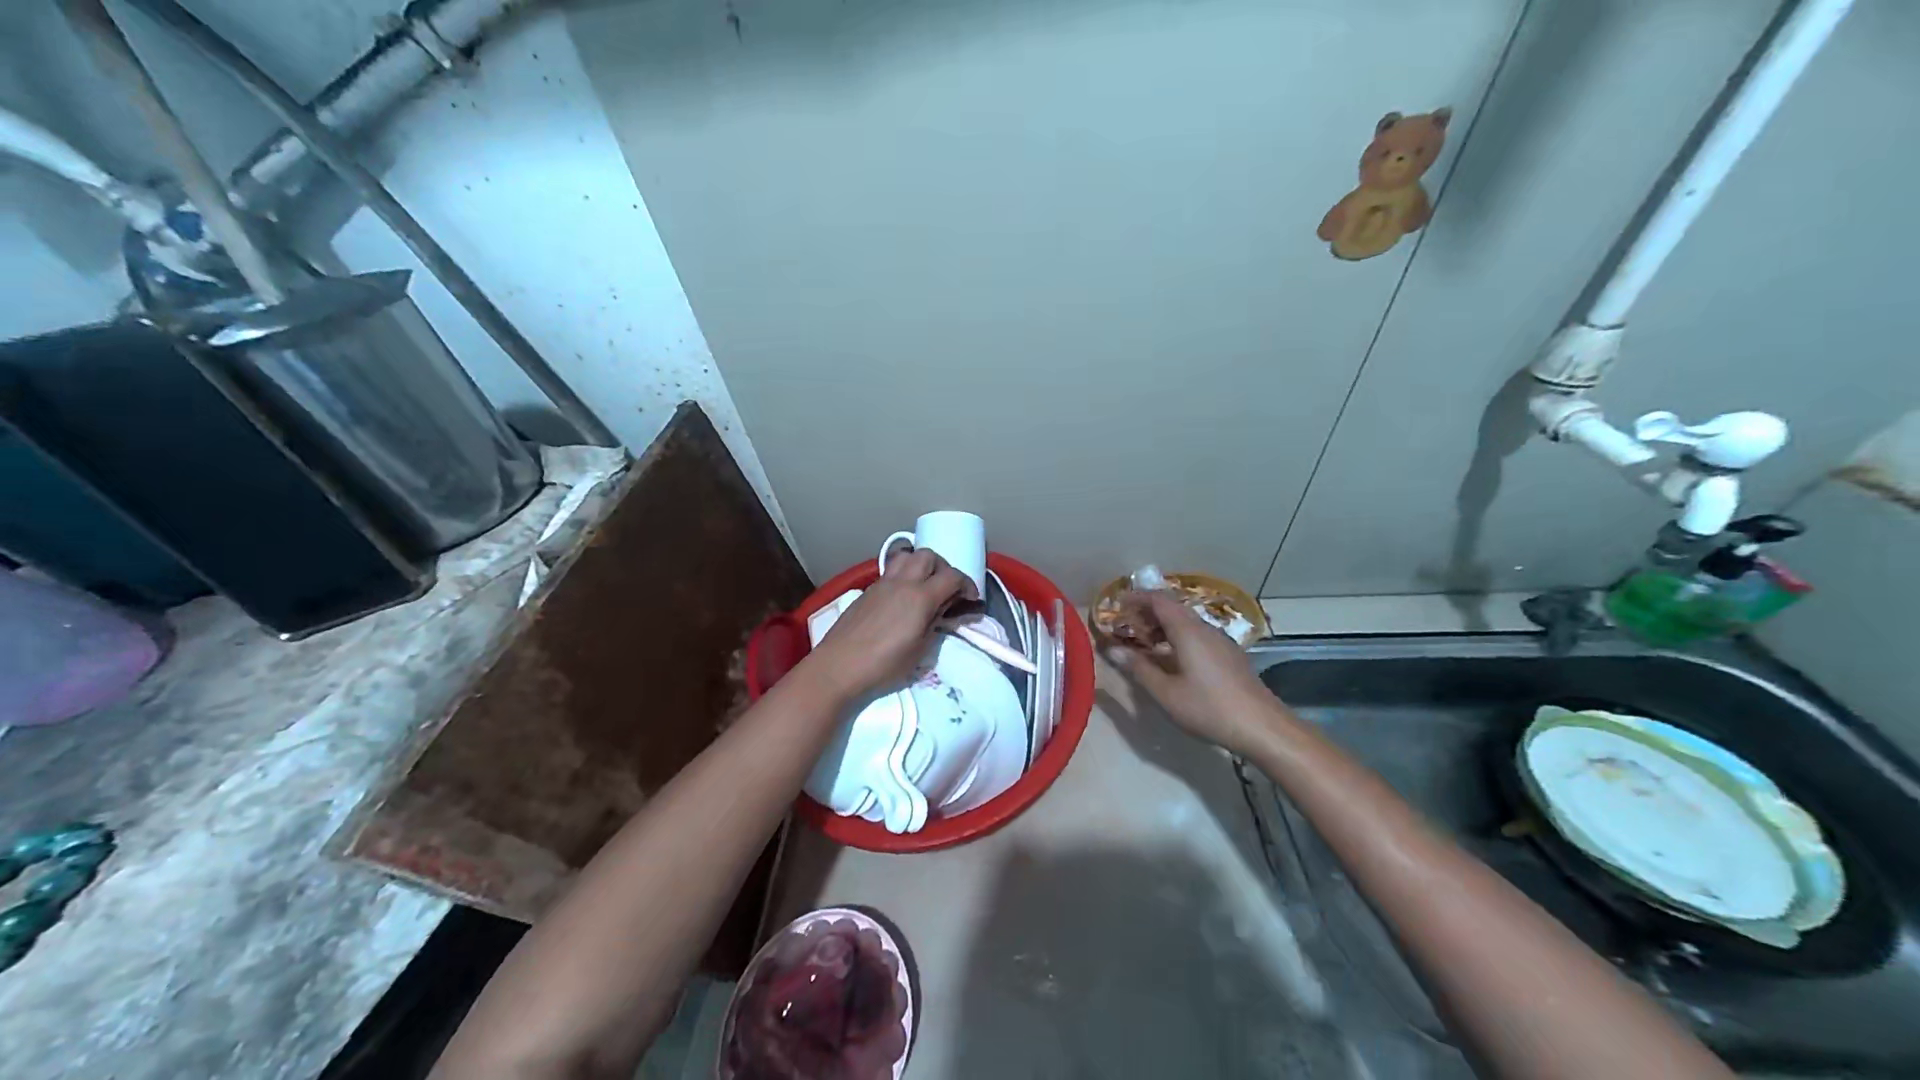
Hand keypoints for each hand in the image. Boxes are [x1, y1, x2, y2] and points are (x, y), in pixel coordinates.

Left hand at [803, 549, 975, 700]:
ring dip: (921, 565)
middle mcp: (902, 582)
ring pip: (907, 556)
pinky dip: (904, 575)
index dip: (967, 585)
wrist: (839, 665)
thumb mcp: (921, 649)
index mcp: (920, 597)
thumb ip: (937, 623)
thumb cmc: (884, 664)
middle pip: (929, 556)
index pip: (953, 576)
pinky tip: (903, 598)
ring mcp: (882, 583)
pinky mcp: (868, 590)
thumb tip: (948, 611)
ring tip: (925, 586)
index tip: (971, 600)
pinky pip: (891, 571)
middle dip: (944, 568)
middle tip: (947, 590)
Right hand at [1107, 591, 1280, 755]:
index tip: (1117, 605)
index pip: (1159, 600)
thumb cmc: (1208, 708)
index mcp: (1187, 631)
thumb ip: (1138, 668)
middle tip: (1127, 626)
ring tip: (1145, 643)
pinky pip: (1197, 634)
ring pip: (1186, 621)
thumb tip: (1113, 650)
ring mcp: (1220, 641)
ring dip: (1163, 626)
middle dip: (1147, 612)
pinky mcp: (1229, 655)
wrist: (1261, 727)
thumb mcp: (1166, 693)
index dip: (1136, 598)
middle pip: (1173, 608)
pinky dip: (1178, 637)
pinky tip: (1172, 659)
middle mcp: (1204, 629)